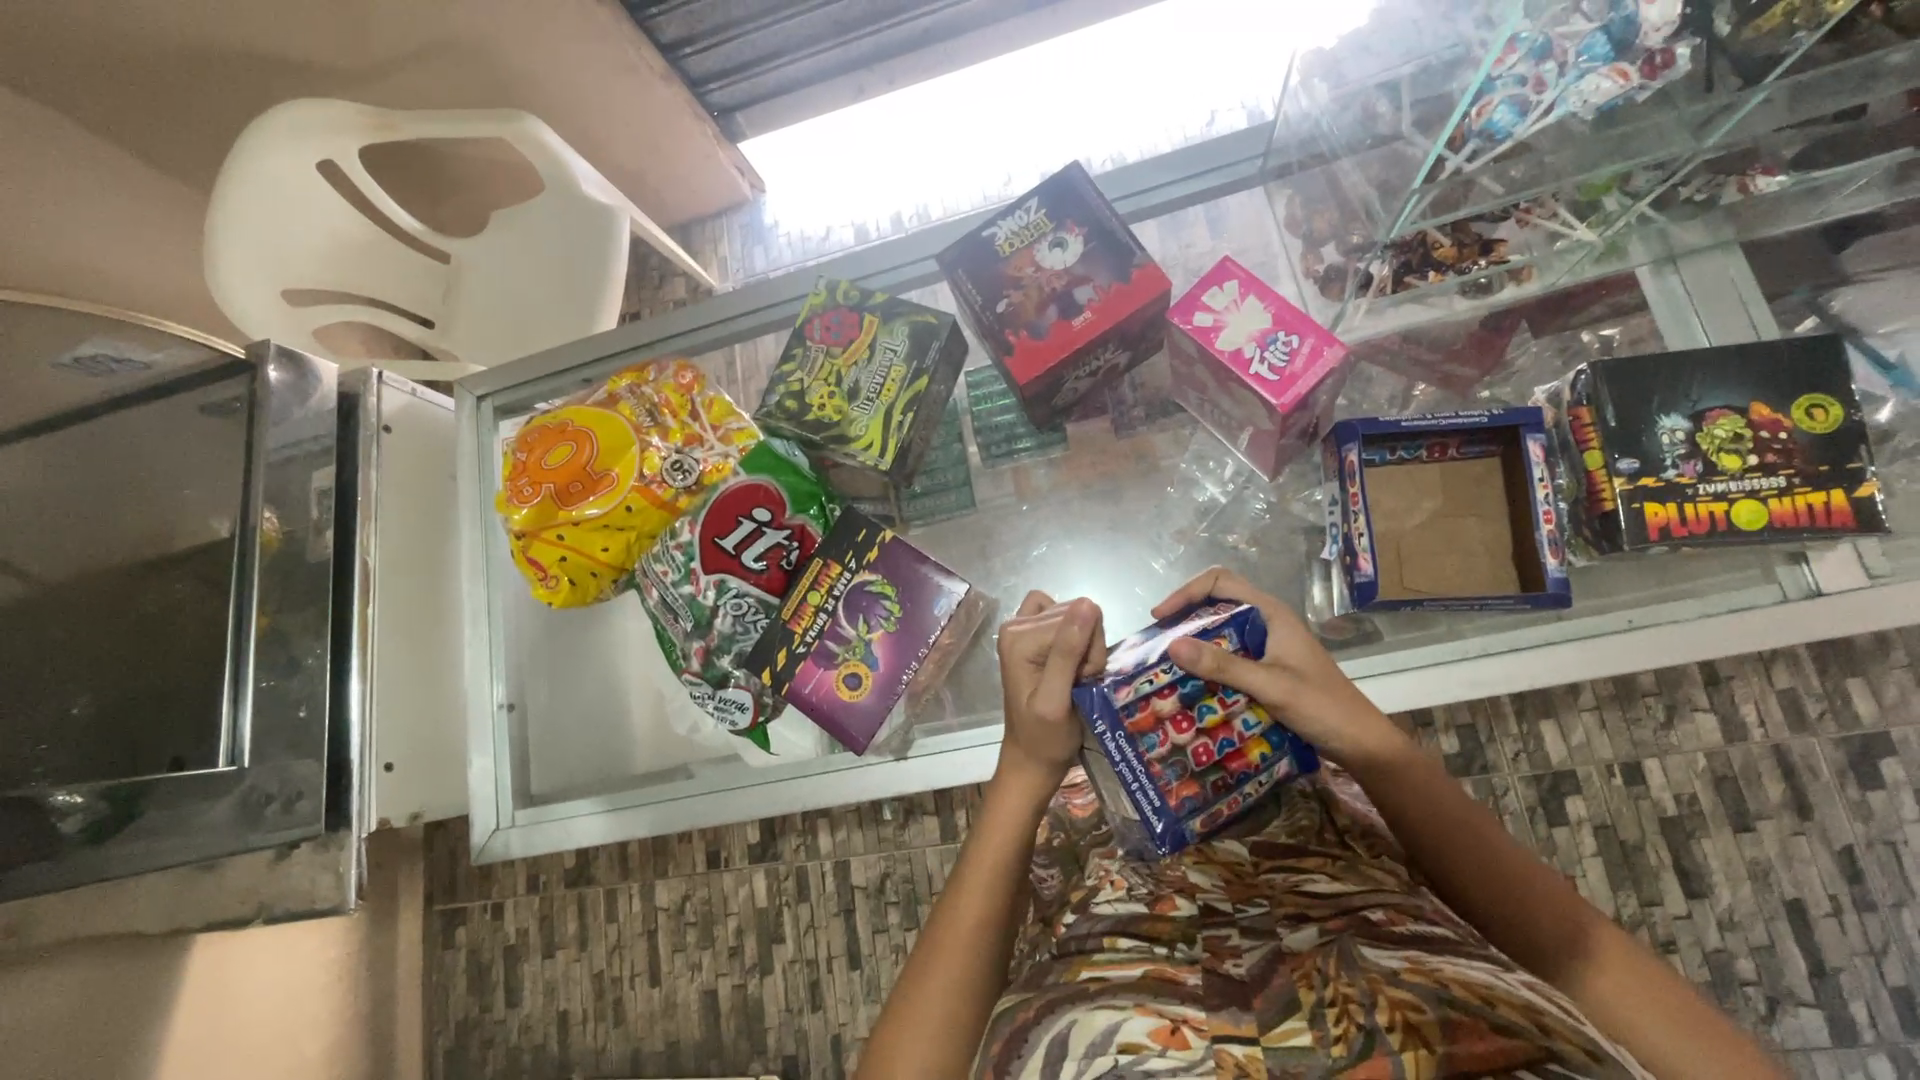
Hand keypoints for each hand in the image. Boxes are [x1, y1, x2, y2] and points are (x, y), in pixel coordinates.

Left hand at [995, 592, 1105, 792]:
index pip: (1079, 616)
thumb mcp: (1057, 698)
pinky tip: (1074, 665)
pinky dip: (1081, 642)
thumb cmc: (1045, 736)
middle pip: (1078, 613)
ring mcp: (1026, 629)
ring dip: (1087, 650)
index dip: (1090, 650)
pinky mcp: (1036, 637)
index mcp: (1018, 635)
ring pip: (1080, 618)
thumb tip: (1088, 603)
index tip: (1080, 682)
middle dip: (1088, 649)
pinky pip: (1071, 620)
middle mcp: (1018, 625)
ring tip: (1076, 679)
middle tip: (1077, 683)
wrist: (1033, 758)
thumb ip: (1068, 651)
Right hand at [1154, 567, 1407, 767]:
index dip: (1186, 593)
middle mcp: (1268, 623)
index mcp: (1271, 613)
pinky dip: (1209, 665)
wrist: (1360, 743)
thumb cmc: (1321, 706)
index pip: (1220, 583)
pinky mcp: (1269, 668)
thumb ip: (1222, 665)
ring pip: (1223, 632)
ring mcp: (1269, 646)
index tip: (1161, 618)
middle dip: (1186, 619)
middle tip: (1158, 643)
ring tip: (1169, 665)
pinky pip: (1230, 656)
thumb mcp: (1269, 685)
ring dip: (1195, 644)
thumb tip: (1171, 645)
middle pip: (1218, 605)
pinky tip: (1194, 684)